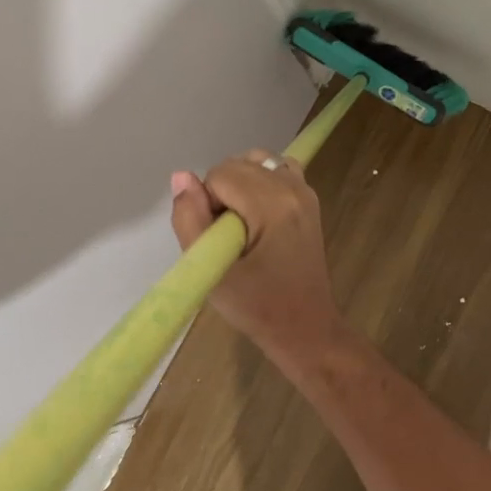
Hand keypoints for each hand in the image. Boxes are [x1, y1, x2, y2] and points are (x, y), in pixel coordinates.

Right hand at [170, 150, 343, 352]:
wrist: (305, 327)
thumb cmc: (257, 307)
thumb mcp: (211, 269)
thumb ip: (191, 220)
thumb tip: (181, 176)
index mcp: (274, 204)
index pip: (220, 174)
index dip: (207, 204)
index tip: (217, 240)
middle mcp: (294, 188)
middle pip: (238, 163)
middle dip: (222, 194)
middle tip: (228, 238)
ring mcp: (306, 191)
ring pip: (257, 162)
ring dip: (240, 186)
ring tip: (241, 227)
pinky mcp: (309, 200)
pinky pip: (276, 171)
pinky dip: (259, 185)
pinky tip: (257, 218)